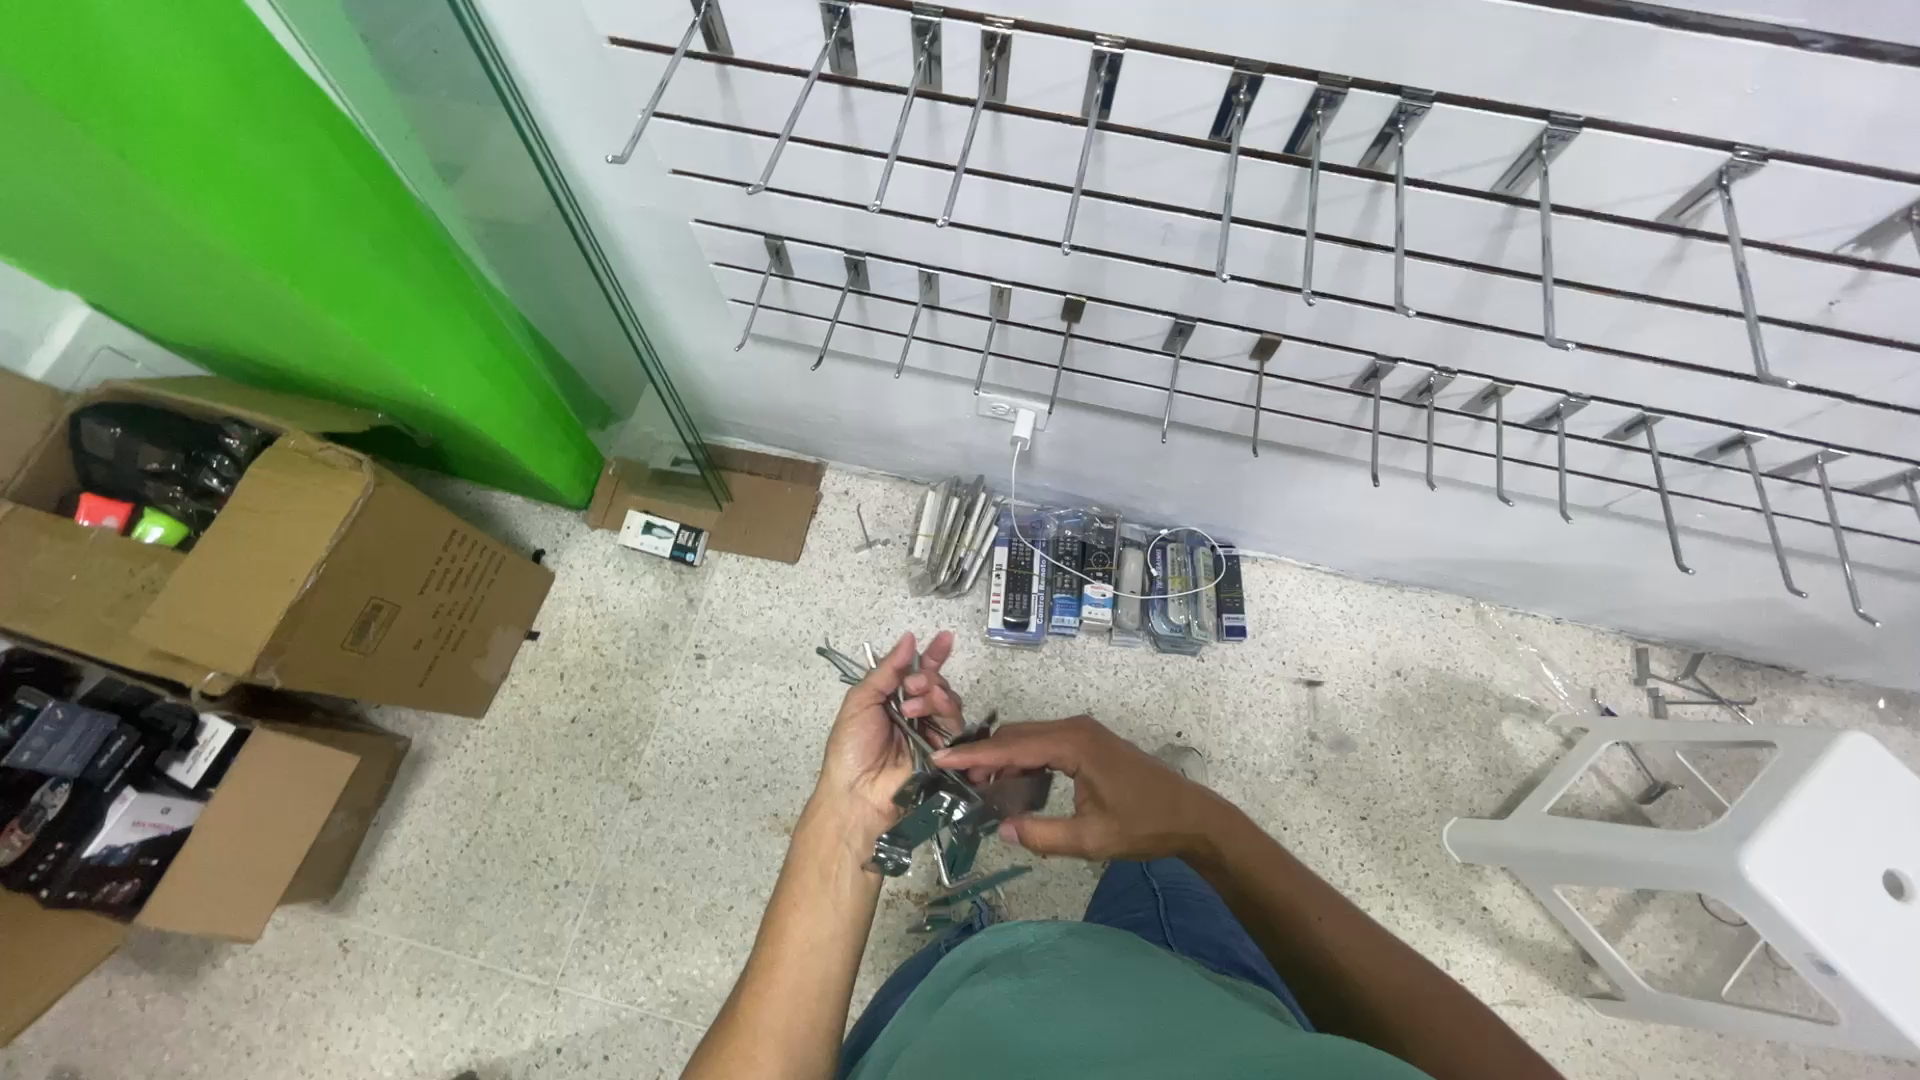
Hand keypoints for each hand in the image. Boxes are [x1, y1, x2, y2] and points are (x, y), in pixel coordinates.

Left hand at [814, 631, 964, 838]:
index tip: (944, 637)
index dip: (932, 654)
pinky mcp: (943, 751)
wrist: (857, 793)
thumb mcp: (861, 701)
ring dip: (933, 694)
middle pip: (937, 684)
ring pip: (948, 701)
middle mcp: (915, 713)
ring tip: (911, 706)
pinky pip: (955, 725)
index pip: (917, 671)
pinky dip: (945, 712)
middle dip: (928, 677)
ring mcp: (930, 733)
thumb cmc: (851, 747)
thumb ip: (887, 670)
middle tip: (911, 687)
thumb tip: (909, 638)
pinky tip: (929, 711)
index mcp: (892, 700)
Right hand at [933, 715, 1228, 860]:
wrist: (1190, 816)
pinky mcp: (1088, 741)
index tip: (941, 759)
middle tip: (958, 781)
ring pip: (1030, 737)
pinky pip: (1045, 743)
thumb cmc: (1143, 825)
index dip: (974, 755)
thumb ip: (1042, 834)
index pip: (1012, 746)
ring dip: (1004, 758)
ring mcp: (1083, 732)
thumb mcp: (1090, 839)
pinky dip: (1024, 759)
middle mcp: (1075, 728)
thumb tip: (1001, 828)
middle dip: (985, 756)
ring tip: (981, 785)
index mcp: (1074, 744)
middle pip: (1017, 735)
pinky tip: (1013, 781)